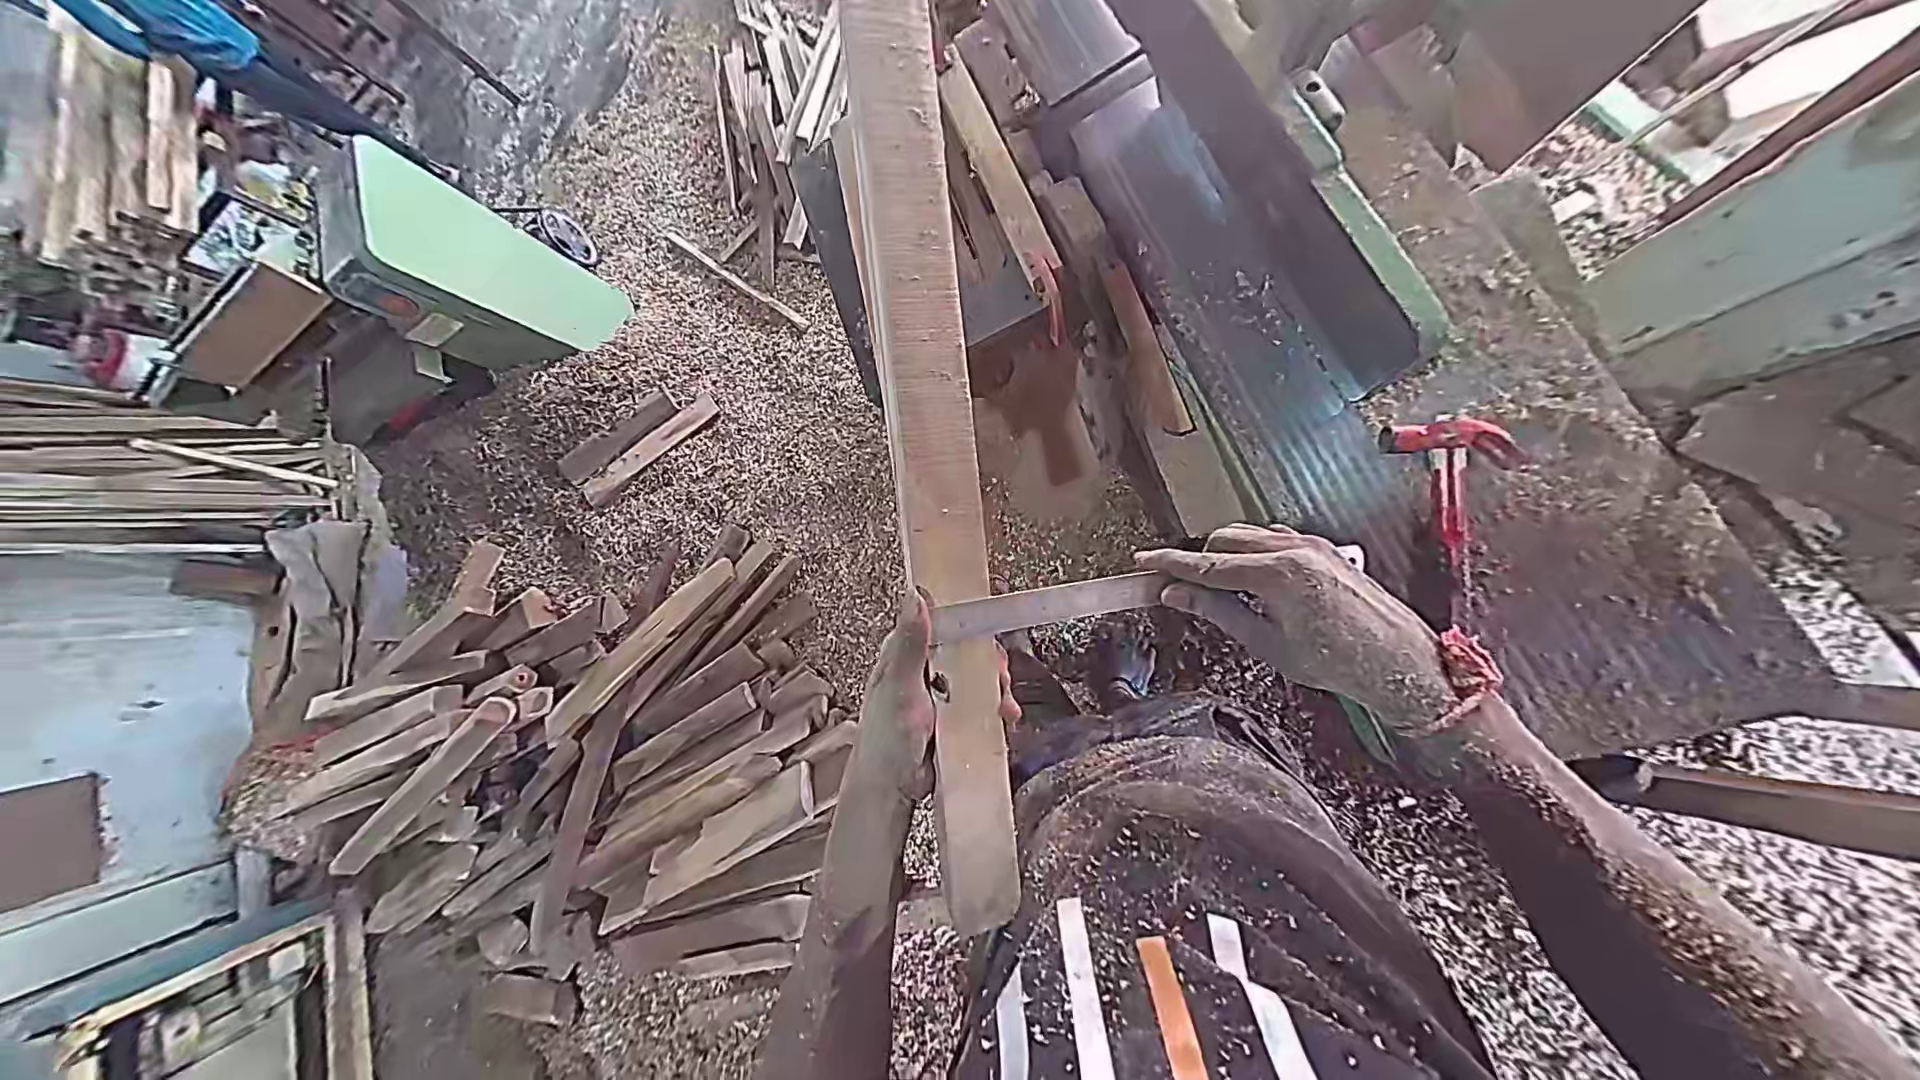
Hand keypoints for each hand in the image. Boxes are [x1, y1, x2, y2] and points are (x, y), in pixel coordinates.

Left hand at [863, 588, 1019, 797]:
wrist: (893, 788)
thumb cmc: (886, 737)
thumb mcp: (901, 685)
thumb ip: (911, 643)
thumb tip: (916, 596)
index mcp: (905, 653)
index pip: (940, 622)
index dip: (966, 621)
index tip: (988, 626)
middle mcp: (923, 668)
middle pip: (966, 649)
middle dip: (988, 661)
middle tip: (999, 675)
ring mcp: (940, 692)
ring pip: (977, 675)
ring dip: (996, 686)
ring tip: (1003, 703)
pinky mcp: (953, 714)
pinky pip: (981, 701)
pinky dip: (996, 706)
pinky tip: (1004, 716)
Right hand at [1137, 524, 1461, 737]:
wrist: (1401, 663)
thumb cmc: (1339, 662)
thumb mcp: (1266, 643)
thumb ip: (1217, 611)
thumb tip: (1176, 595)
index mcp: (1276, 574)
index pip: (1207, 564)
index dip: (1171, 563)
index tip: (1145, 561)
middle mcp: (1294, 549)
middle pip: (1224, 539)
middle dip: (1198, 559)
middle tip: (1181, 584)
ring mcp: (1312, 545)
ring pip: (1248, 535)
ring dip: (1225, 553)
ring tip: (1217, 586)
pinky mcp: (1323, 548)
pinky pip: (1274, 537)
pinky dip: (1252, 551)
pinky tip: (1252, 578)